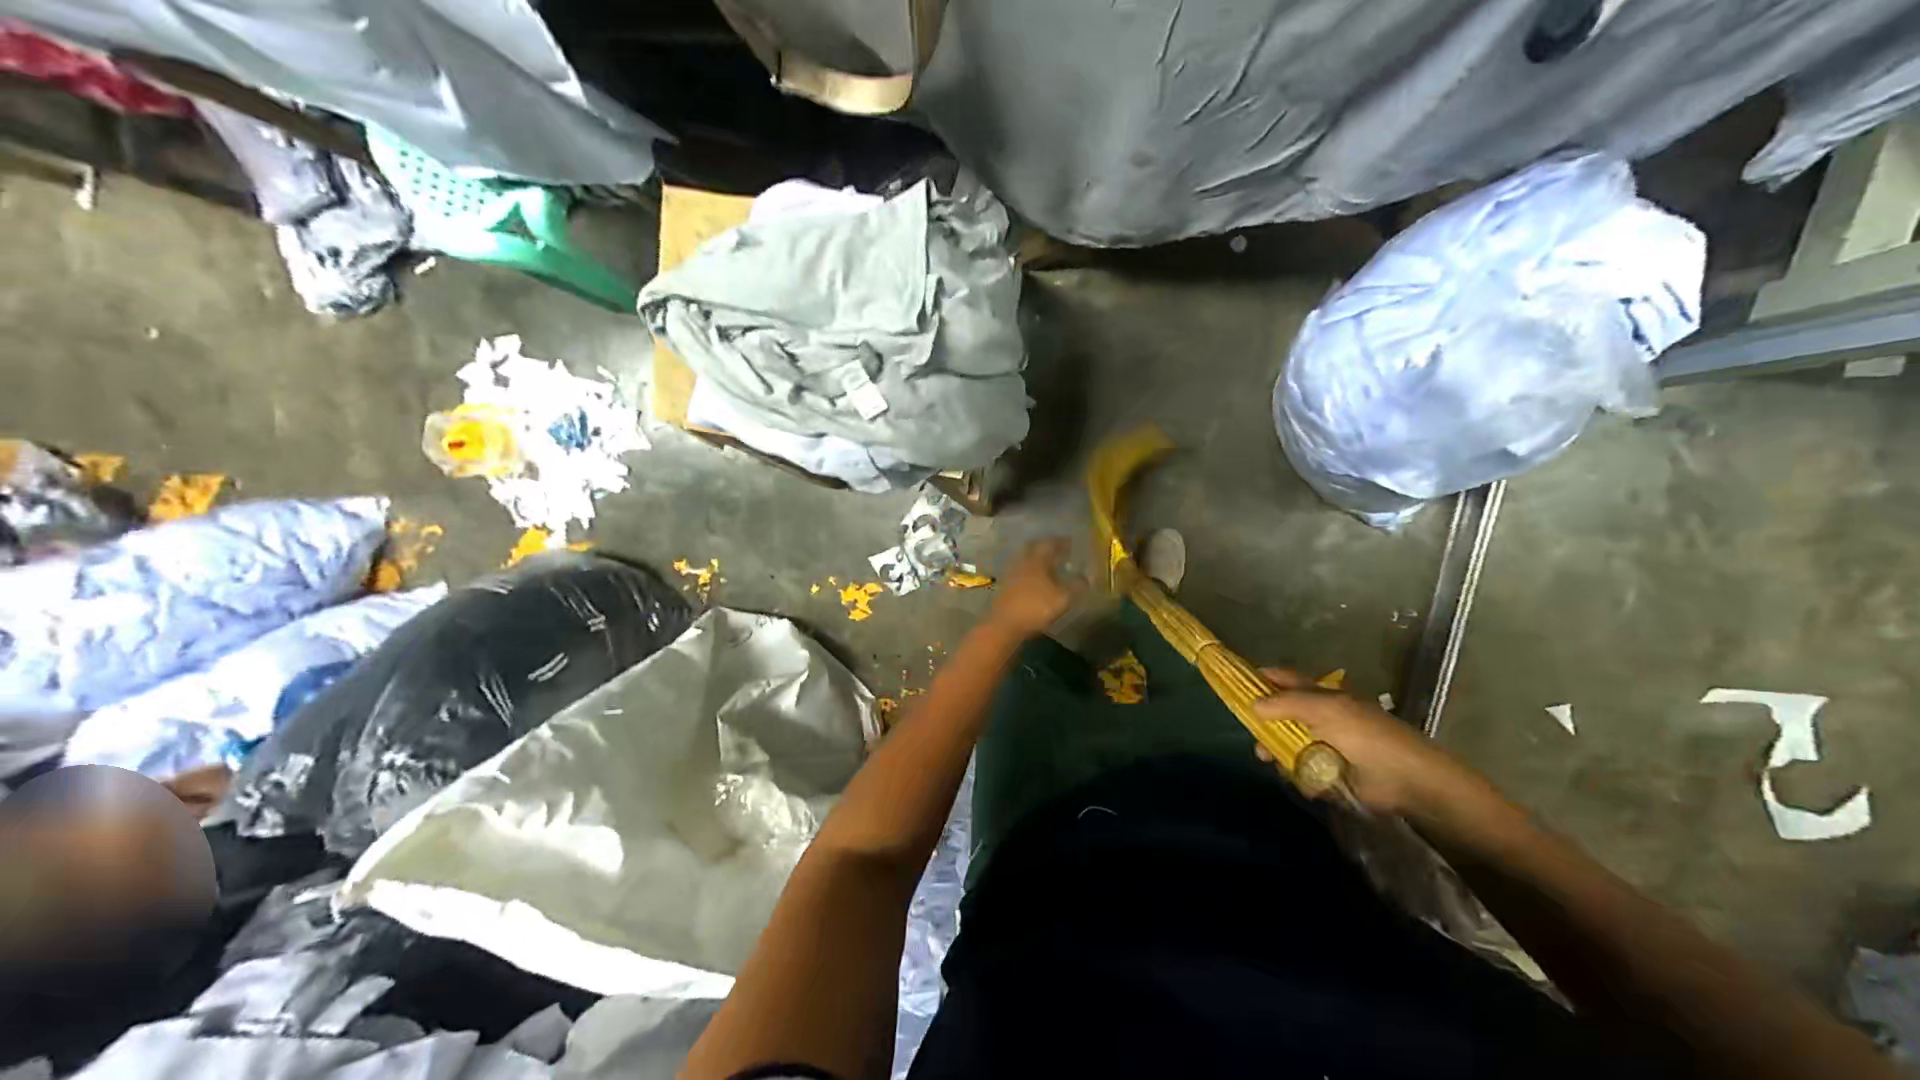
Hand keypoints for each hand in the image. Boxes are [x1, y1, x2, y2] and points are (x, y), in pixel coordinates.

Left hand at [985, 538, 1082, 638]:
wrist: (1005, 624)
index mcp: (1037, 560)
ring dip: (1037, 560)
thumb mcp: (1063, 598)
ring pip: (1025, 560)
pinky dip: (1029, 572)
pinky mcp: (1005, 586)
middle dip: (1046, 547)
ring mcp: (1011, 573)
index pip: (1049, 544)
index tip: (1071, 543)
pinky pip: (1019, 572)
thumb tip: (1086, 577)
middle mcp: (1022, 562)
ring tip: (1049, 566)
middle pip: (1034, 548)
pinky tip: (1035, 581)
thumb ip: (1076, 586)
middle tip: (1058, 551)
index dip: (1061, 542)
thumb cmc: (1036, 608)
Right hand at [1254, 668, 1482, 817]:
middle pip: (1280, 714)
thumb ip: (1286, 704)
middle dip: (1264, 724)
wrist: (1407, 779)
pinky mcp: (1328, 773)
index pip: (1285, 680)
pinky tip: (1303, 780)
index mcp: (1322, 695)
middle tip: (1254, 736)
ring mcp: (1324, 745)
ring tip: (1270, 760)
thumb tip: (1252, 704)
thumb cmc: (1366, 735)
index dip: (1261, 679)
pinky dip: (1298, 775)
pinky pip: (1300, 770)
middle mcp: (1320, 717)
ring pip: (1286, 744)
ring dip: (1277, 752)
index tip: (1236, 685)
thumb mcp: (1324, 709)